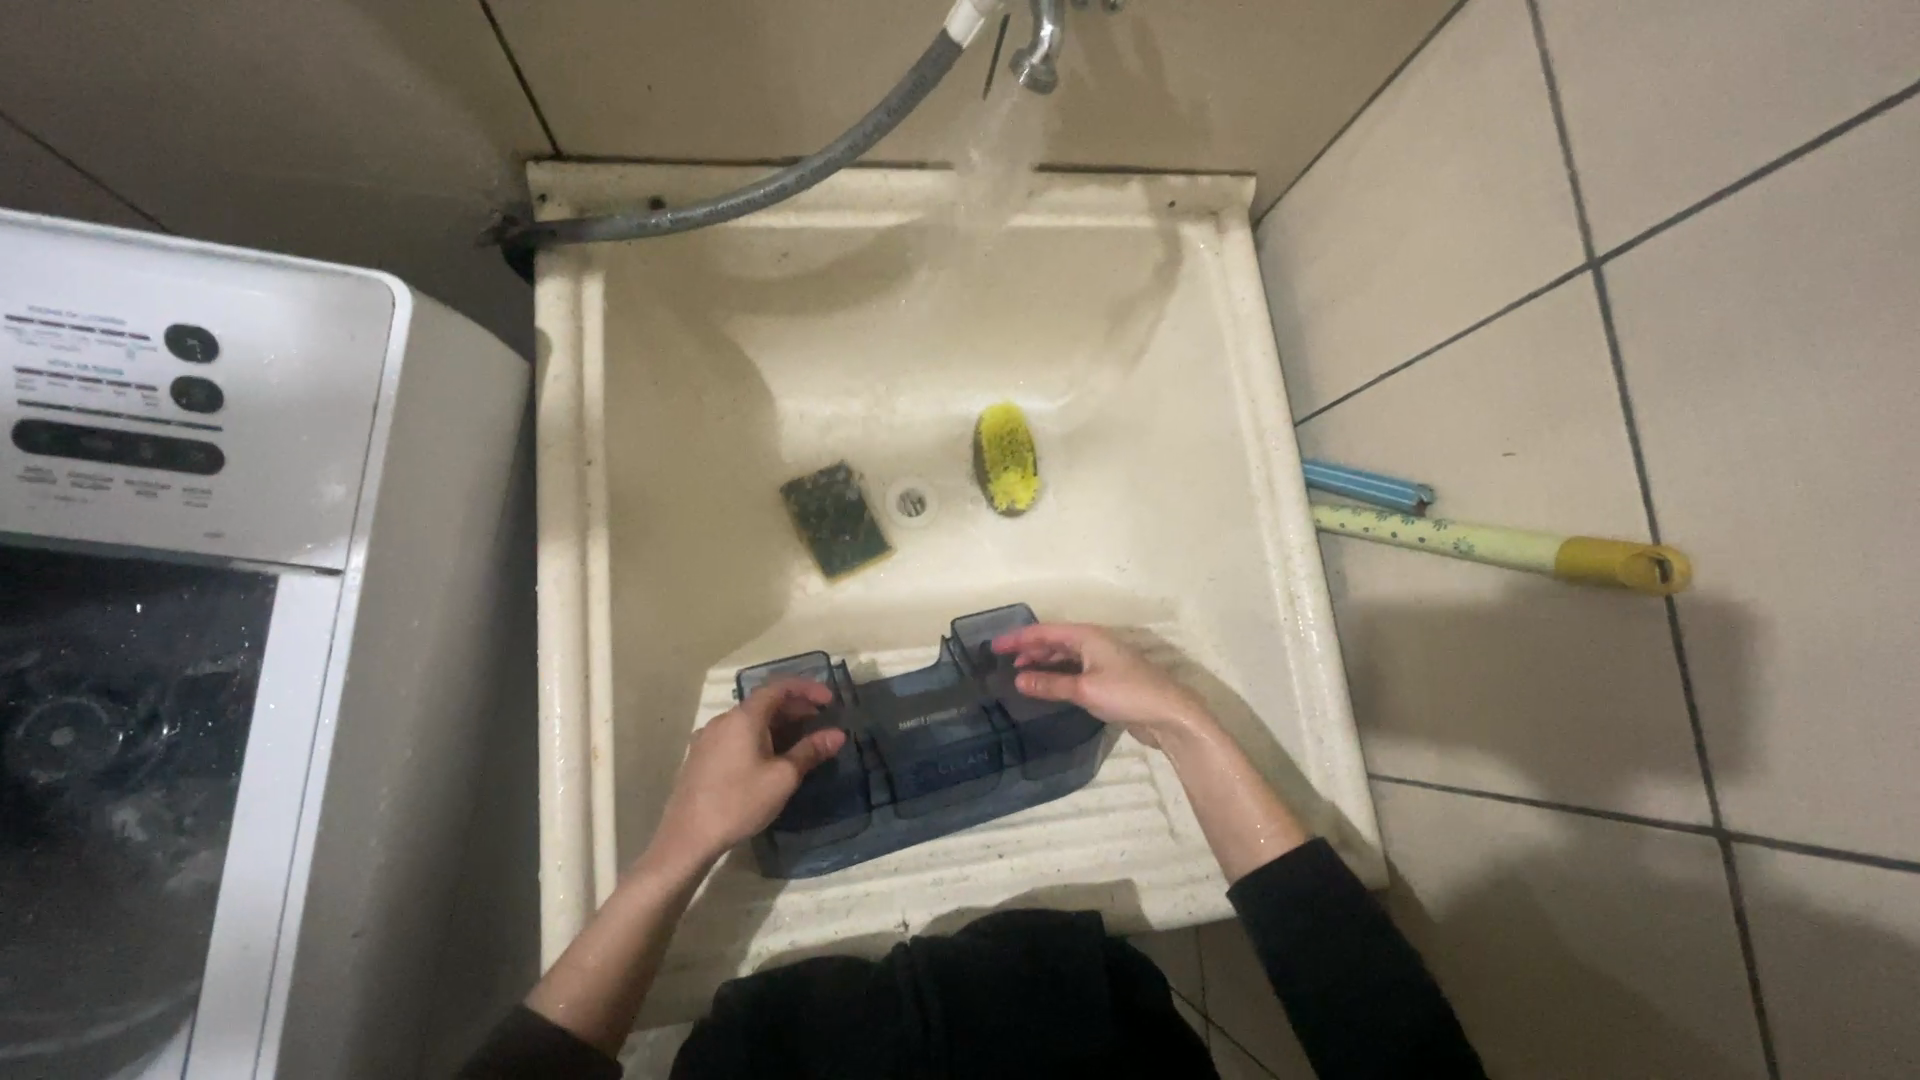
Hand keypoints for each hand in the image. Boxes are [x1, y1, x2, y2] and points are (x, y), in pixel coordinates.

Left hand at [648, 678, 846, 869]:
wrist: (687, 838)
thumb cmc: (739, 803)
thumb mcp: (783, 778)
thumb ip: (810, 751)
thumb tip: (837, 734)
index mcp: (744, 717)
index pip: (779, 687)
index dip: (807, 689)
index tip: (830, 701)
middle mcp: (723, 720)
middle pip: (764, 702)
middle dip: (795, 708)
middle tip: (820, 722)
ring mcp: (707, 738)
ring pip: (749, 720)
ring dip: (777, 724)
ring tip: (799, 741)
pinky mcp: (700, 756)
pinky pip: (736, 735)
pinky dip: (758, 736)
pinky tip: (768, 758)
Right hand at [990, 623, 1213, 747]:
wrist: (1169, 714)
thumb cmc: (1127, 695)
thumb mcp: (1084, 690)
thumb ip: (1050, 684)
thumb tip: (1018, 679)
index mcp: (1087, 636)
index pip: (1044, 631)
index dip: (1017, 638)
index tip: (993, 646)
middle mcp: (1094, 642)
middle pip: (1054, 640)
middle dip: (1028, 648)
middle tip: (1002, 659)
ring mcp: (1102, 660)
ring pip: (1064, 655)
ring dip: (1042, 661)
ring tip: (1019, 671)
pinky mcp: (1108, 678)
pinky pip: (1074, 669)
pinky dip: (1056, 673)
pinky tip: (1046, 684)